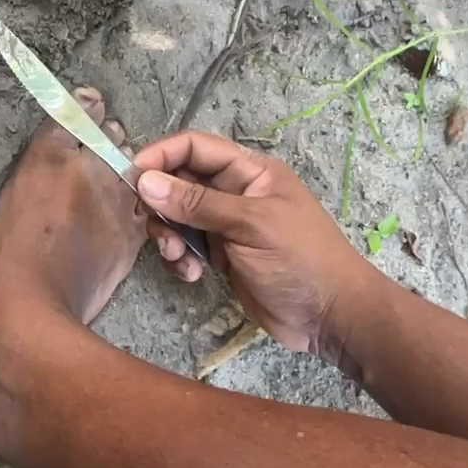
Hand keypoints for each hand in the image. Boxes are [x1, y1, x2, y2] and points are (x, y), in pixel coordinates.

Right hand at [130, 131, 393, 360]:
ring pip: (175, 215)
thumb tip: (144, 181)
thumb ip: (196, 203)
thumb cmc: (301, 261)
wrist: (333, 320)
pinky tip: (192, 274)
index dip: (161, 156)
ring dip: (167, 235)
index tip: (134, 178)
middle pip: (177, 181)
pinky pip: (183, 244)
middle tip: (157, 230)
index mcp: (249, 172)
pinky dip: (179, 257)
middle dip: (161, 205)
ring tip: (177, 257)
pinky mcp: (220, 253)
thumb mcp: (249, 225)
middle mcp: (233, 192)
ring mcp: (225, 223)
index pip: (194, 147)